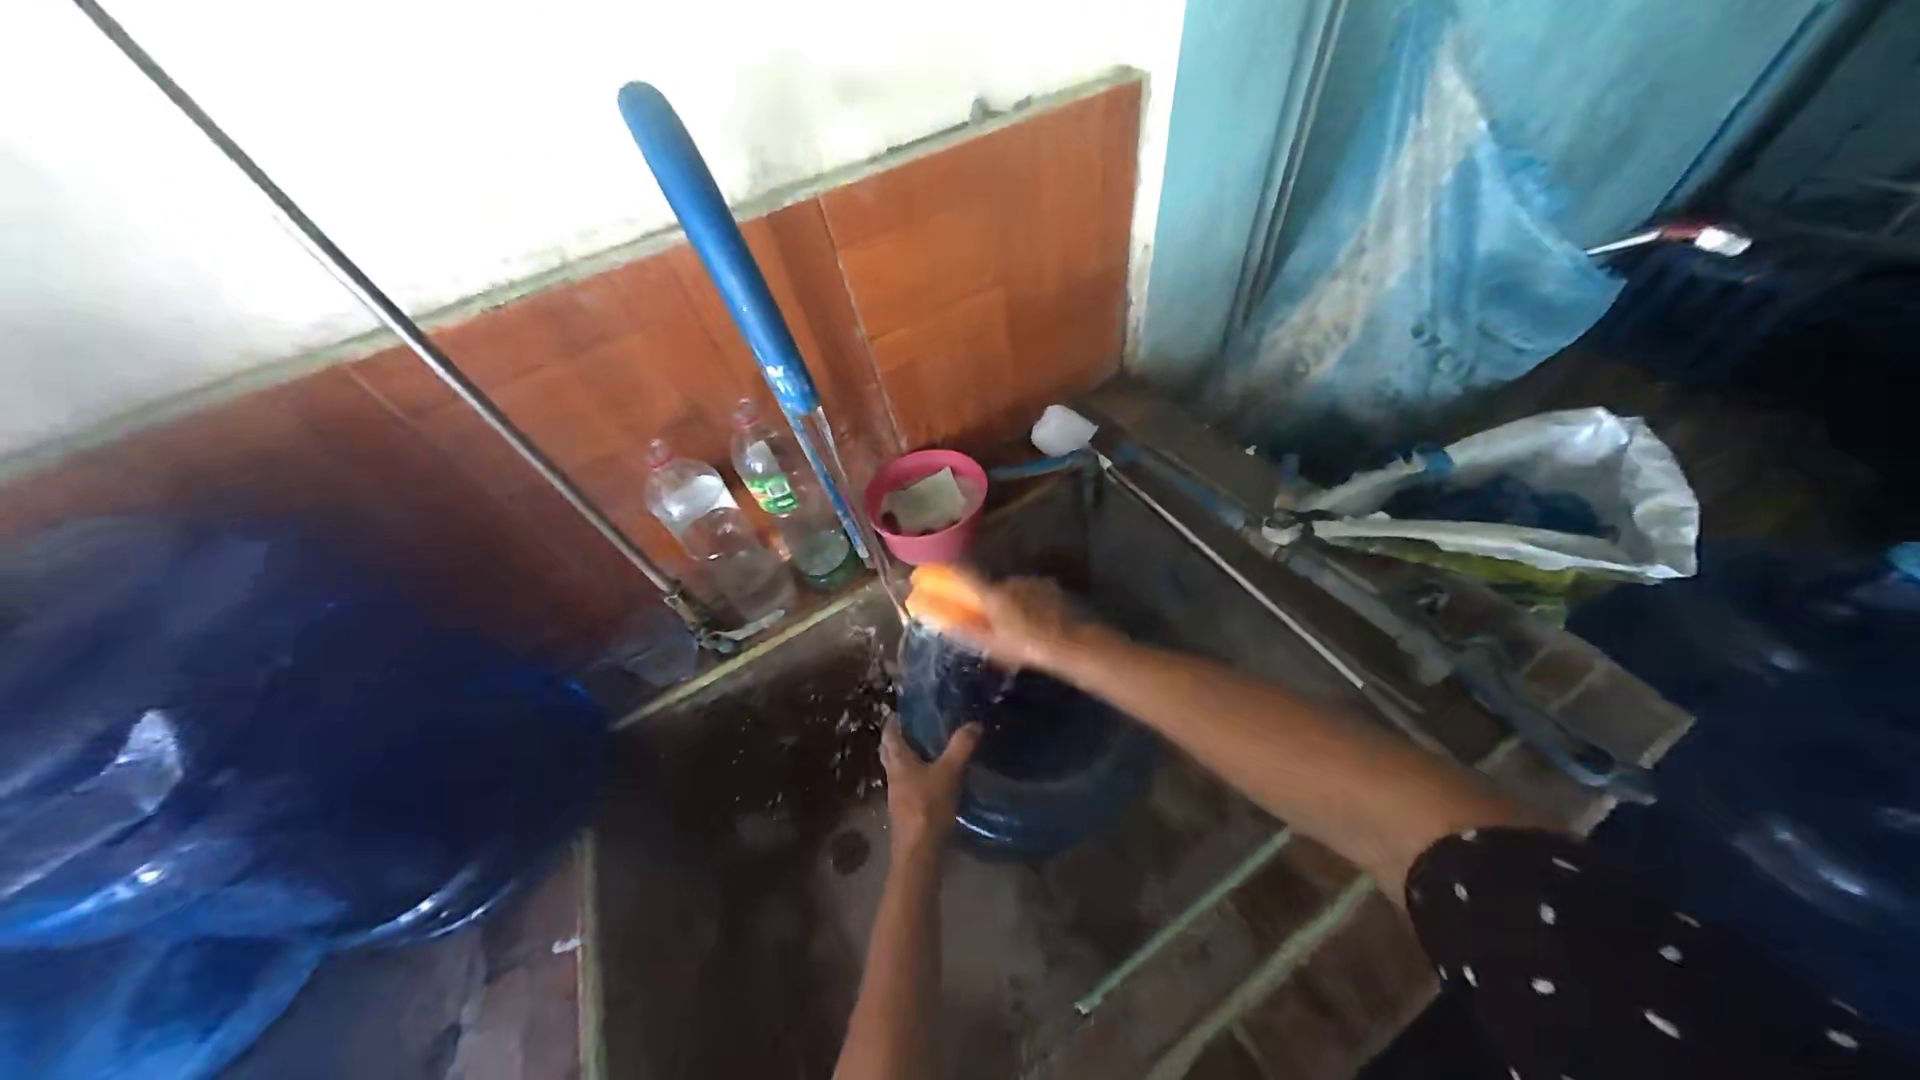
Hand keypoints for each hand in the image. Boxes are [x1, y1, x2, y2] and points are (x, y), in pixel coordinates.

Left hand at [879, 718, 980, 854]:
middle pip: (891, 751)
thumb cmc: (928, 806)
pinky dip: (917, 776)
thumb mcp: (949, 772)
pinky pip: (908, 785)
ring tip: (931, 750)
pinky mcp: (905, 811)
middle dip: (901, 738)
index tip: (908, 710)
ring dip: (910, 759)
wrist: (918, 852)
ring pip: (899, 769)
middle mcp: (892, 775)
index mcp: (897, 761)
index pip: (890, 733)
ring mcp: (896, 794)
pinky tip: (934, 779)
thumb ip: (961, 746)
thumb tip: (974, 723)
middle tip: (920, 728)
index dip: (896, 720)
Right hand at [931, 572, 1112, 672]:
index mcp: (993, 594)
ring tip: (1012, 627)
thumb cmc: (1029, 647)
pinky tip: (1030, 622)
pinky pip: (1026, 593)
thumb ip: (965, 630)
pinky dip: (1022, 603)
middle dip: (979, 599)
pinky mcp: (1048, 586)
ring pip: (1008, 590)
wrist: (1073, 644)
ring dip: (1004, 603)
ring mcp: (1031, 582)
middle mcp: (1009, 581)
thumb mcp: (993, 645)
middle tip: (981, 620)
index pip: (962, 573)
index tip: (924, 572)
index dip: (940, 570)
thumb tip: (940, 622)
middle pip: (986, 585)